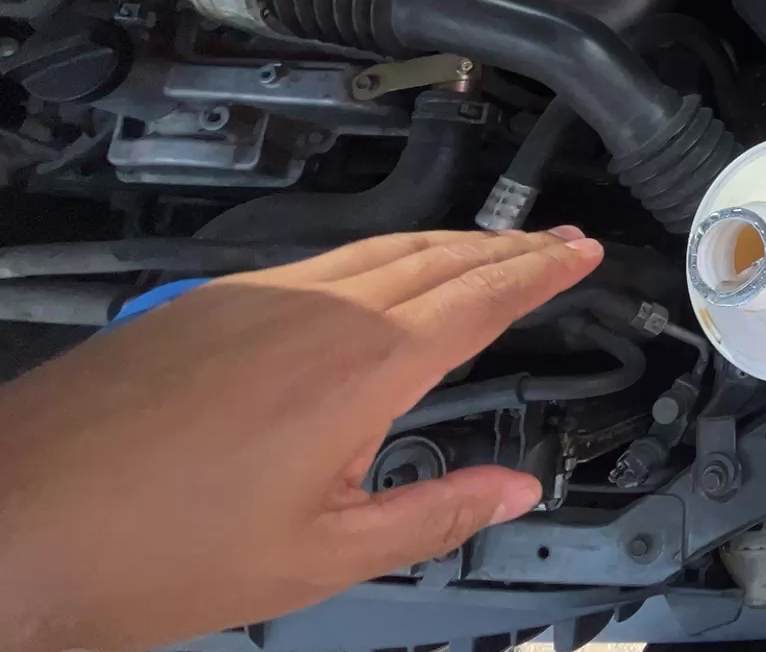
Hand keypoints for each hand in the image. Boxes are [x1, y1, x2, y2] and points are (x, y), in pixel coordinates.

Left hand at [0, 228, 603, 651]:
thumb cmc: (148, 555)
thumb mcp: (315, 559)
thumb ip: (435, 516)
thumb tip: (522, 490)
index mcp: (369, 367)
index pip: (486, 297)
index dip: (545, 270)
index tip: (584, 251)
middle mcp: (332, 312)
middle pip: (452, 257)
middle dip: (520, 246)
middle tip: (566, 239)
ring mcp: (273, 296)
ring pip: (398, 245)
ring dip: (466, 240)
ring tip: (507, 242)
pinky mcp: (222, 297)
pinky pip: (341, 255)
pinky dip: (401, 249)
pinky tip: (404, 262)